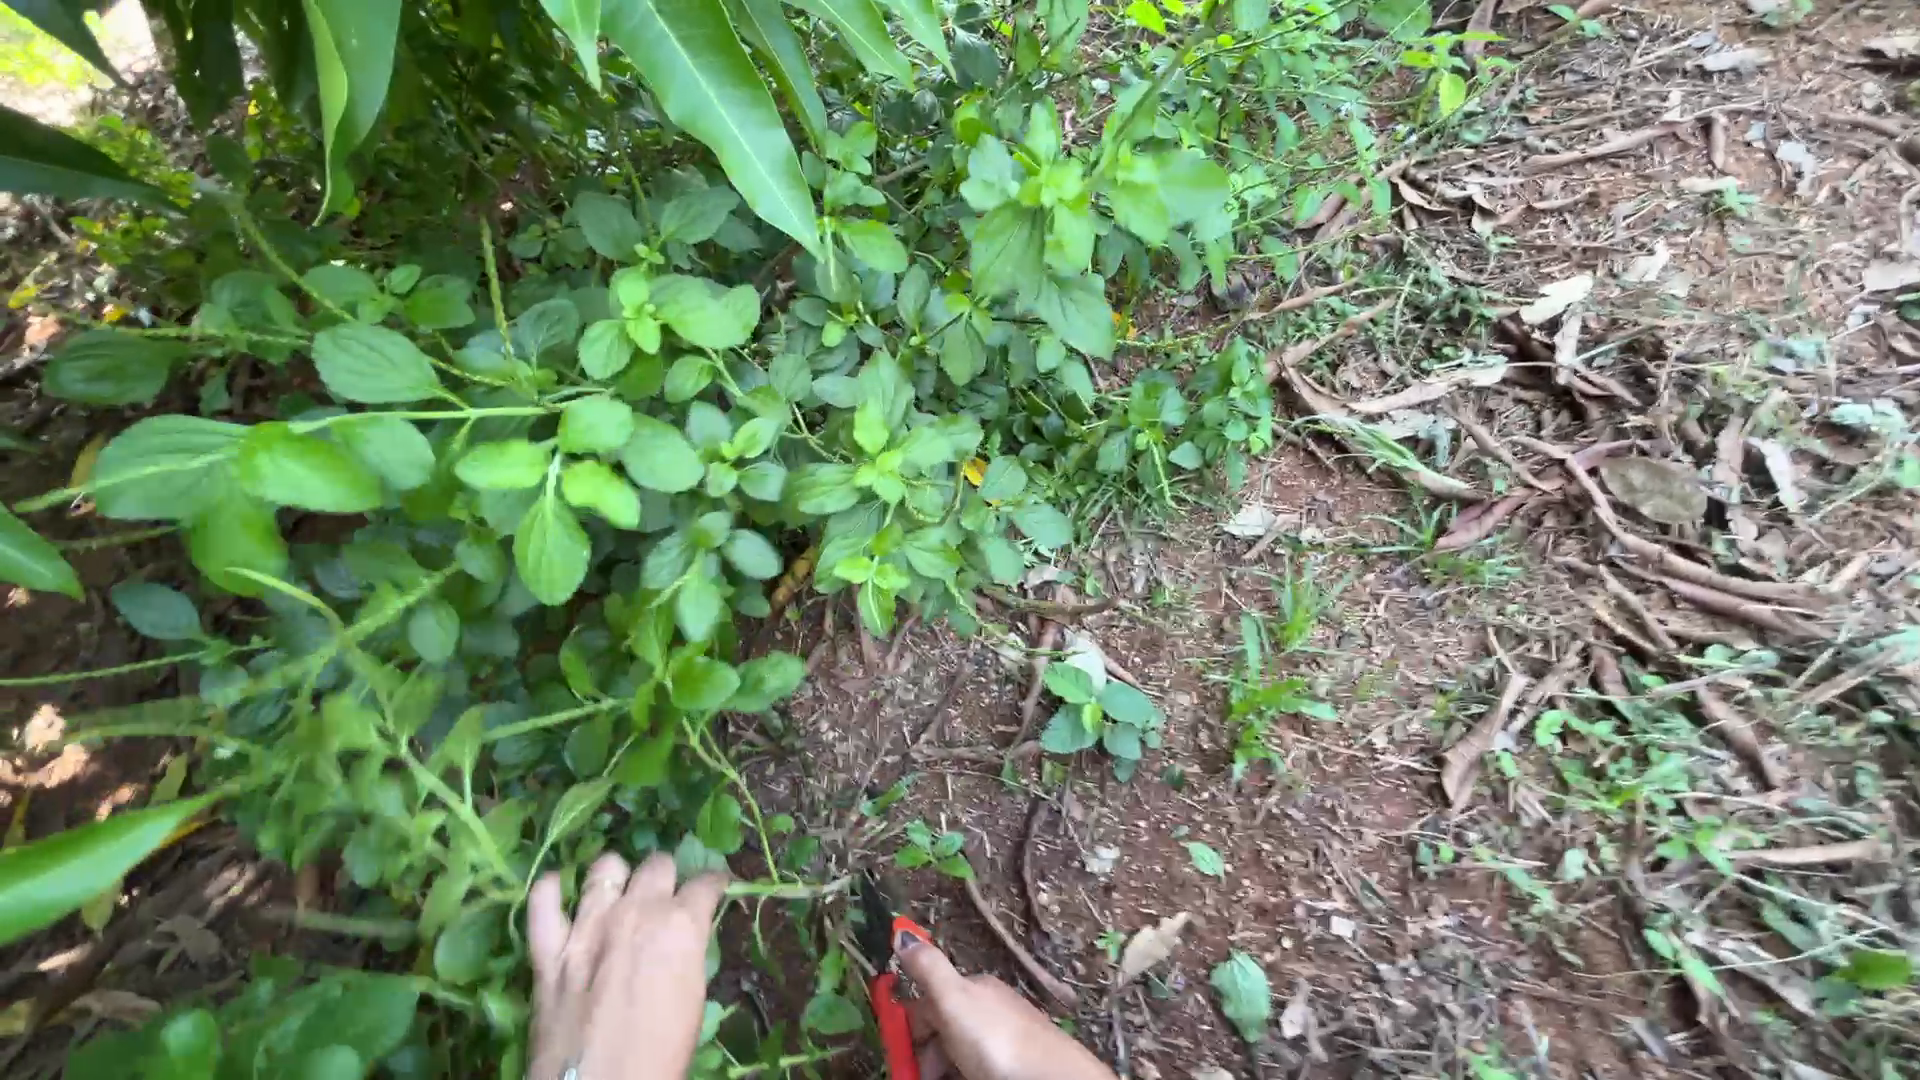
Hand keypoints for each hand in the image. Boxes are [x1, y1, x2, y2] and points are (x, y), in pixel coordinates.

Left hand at [526, 852, 727, 1079]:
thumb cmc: (660, 1054)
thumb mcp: (693, 996)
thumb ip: (687, 952)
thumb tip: (685, 937)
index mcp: (681, 923)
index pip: (706, 882)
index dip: (714, 884)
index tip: (714, 888)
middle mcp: (637, 911)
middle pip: (657, 864)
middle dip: (667, 876)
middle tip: (666, 895)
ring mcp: (589, 926)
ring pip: (605, 868)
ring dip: (616, 875)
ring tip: (617, 889)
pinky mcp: (549, 951)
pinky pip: (541, 904)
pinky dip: (548, 890)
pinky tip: (555, 887)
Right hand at [898, 936, 1114, 1079]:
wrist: (1051, 1075)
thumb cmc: (995, 1038)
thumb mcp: (954, 998)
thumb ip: (928, 968)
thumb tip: (902, 932)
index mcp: (972, 989)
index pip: (928, 1005)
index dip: (911, 1032)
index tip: (902, 1059)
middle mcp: (987, 1008)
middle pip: (943, 1032)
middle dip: (928, 1058)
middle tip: (927, 1078)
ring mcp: (1003, 1036)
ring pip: (962, 1052)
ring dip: (946, 1069)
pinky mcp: (1014, 1062)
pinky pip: (982, 1064)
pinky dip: (968, 1073)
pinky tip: (970, 1079)